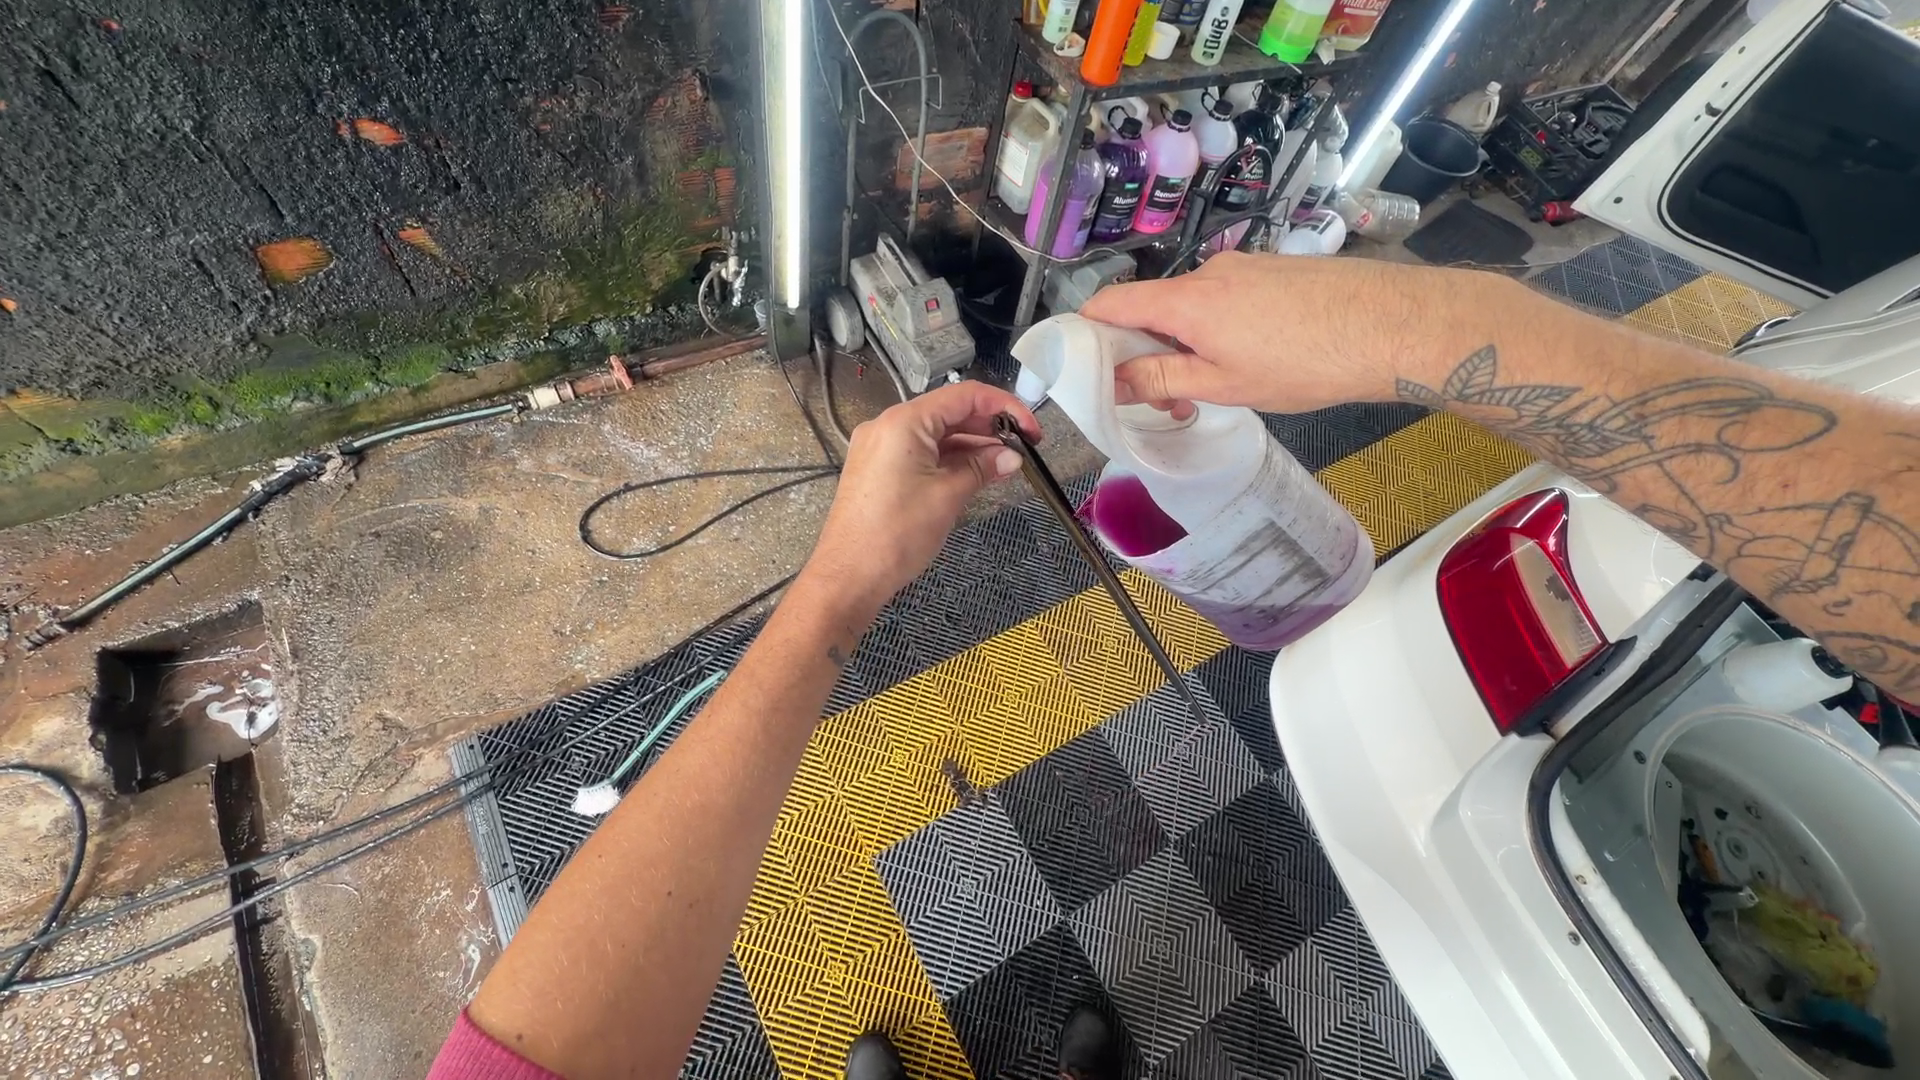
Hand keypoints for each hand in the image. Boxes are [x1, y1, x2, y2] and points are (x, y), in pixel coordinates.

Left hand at [802, 382, 1039, 618]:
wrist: (849, 575)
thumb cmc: (895, 534)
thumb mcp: (948, 496)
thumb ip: (982, 468)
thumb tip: (1011, 456)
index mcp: (904, 422)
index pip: (964, 396)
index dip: (1004, 408)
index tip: (1030, 429)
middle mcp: (887, 426)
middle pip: (948, 413)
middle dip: (988, 429)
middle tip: (1021, 450)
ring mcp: (879, 448)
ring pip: (935, 435)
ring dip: (970, 447)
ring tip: (1003, 466)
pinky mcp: (877, 469)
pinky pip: (920, 453)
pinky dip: (948, 460)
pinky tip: (973, 474)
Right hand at [1079, 252, 1519, 413]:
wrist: (1396, 326)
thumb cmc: (1303, 363)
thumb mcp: (1222, 383)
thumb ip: (1160, 379)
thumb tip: (1114, 381)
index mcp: (1187, 300)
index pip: (1112, 302)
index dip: (1086, 329)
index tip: (1082, 363)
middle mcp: (1209, 272)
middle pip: (1152, 307)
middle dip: (1144, 351)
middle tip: (1164, 397)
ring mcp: (1245, 266)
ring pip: (1192, 307)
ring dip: (1185, 344)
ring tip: (1215, 384)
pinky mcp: (1275, 270)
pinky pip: (1226, 299)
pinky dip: (1217, 329)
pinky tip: (1250, 358)